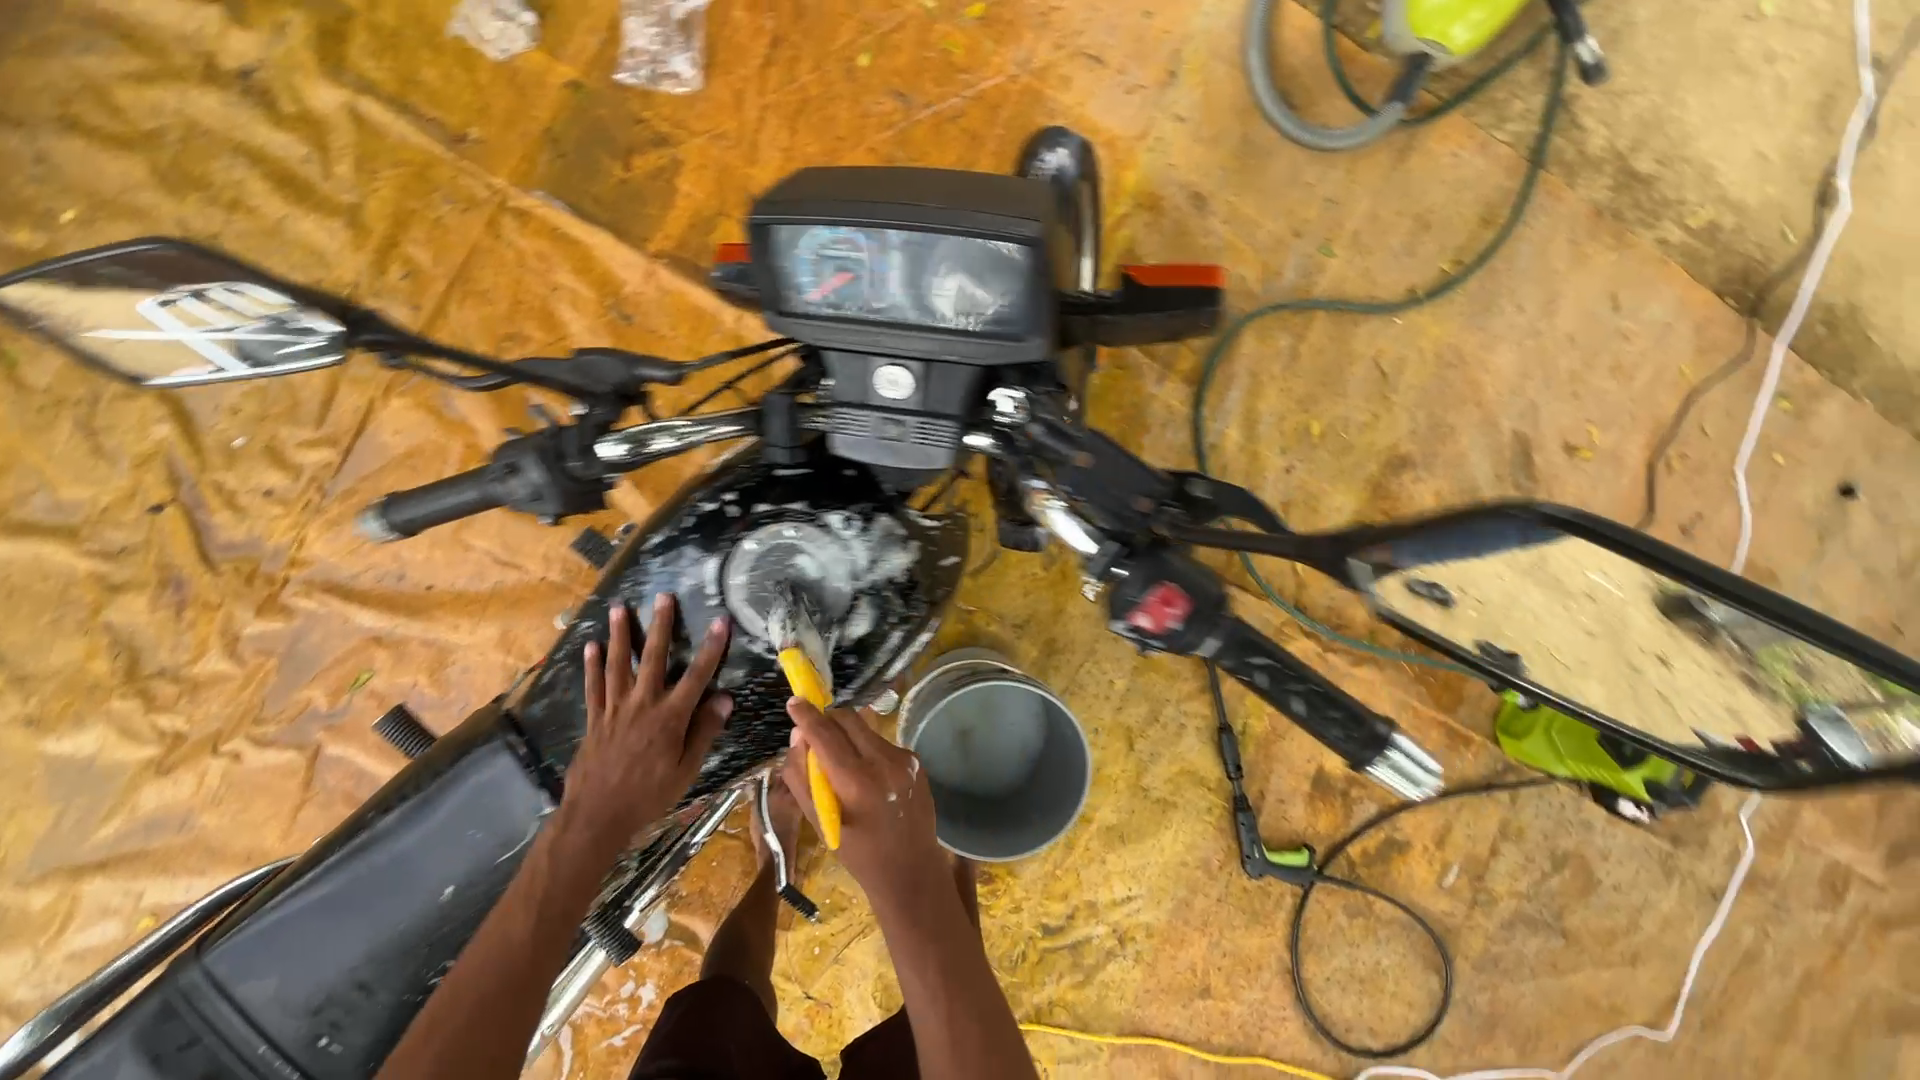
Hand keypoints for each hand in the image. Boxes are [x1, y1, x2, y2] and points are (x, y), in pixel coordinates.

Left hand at [563, 594, 732, 845]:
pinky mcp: (594, 719)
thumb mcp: (686, 770)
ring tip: (619, 608)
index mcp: (670, 718)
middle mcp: (642, 705)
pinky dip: (593, 665)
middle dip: (660, 626)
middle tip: (663, 598)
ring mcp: (615, 710)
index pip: (697, 676)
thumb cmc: (649, 795)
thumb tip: (724, 699)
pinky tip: (592, 646)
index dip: (711, 648)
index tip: (721, 621)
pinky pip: (594, 686)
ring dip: (620, 635)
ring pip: (618, 665)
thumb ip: (704, 732)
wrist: (597, 815)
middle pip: (653, 658)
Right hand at [782, 698, 946, 905]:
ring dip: (848, 735)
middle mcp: (885, 762)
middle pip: (849, 719)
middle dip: (828, 719)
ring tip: (840, 760)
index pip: (826, 734)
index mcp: (857, 782)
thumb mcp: (820, 823)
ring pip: (867, 729)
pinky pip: (882, 743)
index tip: (794, 701)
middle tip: (814, 729)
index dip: (807, 715)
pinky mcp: (916, 761)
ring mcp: (905, 759)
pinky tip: (865, 775)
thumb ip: (803, 778)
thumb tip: (797, 738)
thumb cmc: (859, 853)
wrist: (911, 870)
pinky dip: (867, 750)